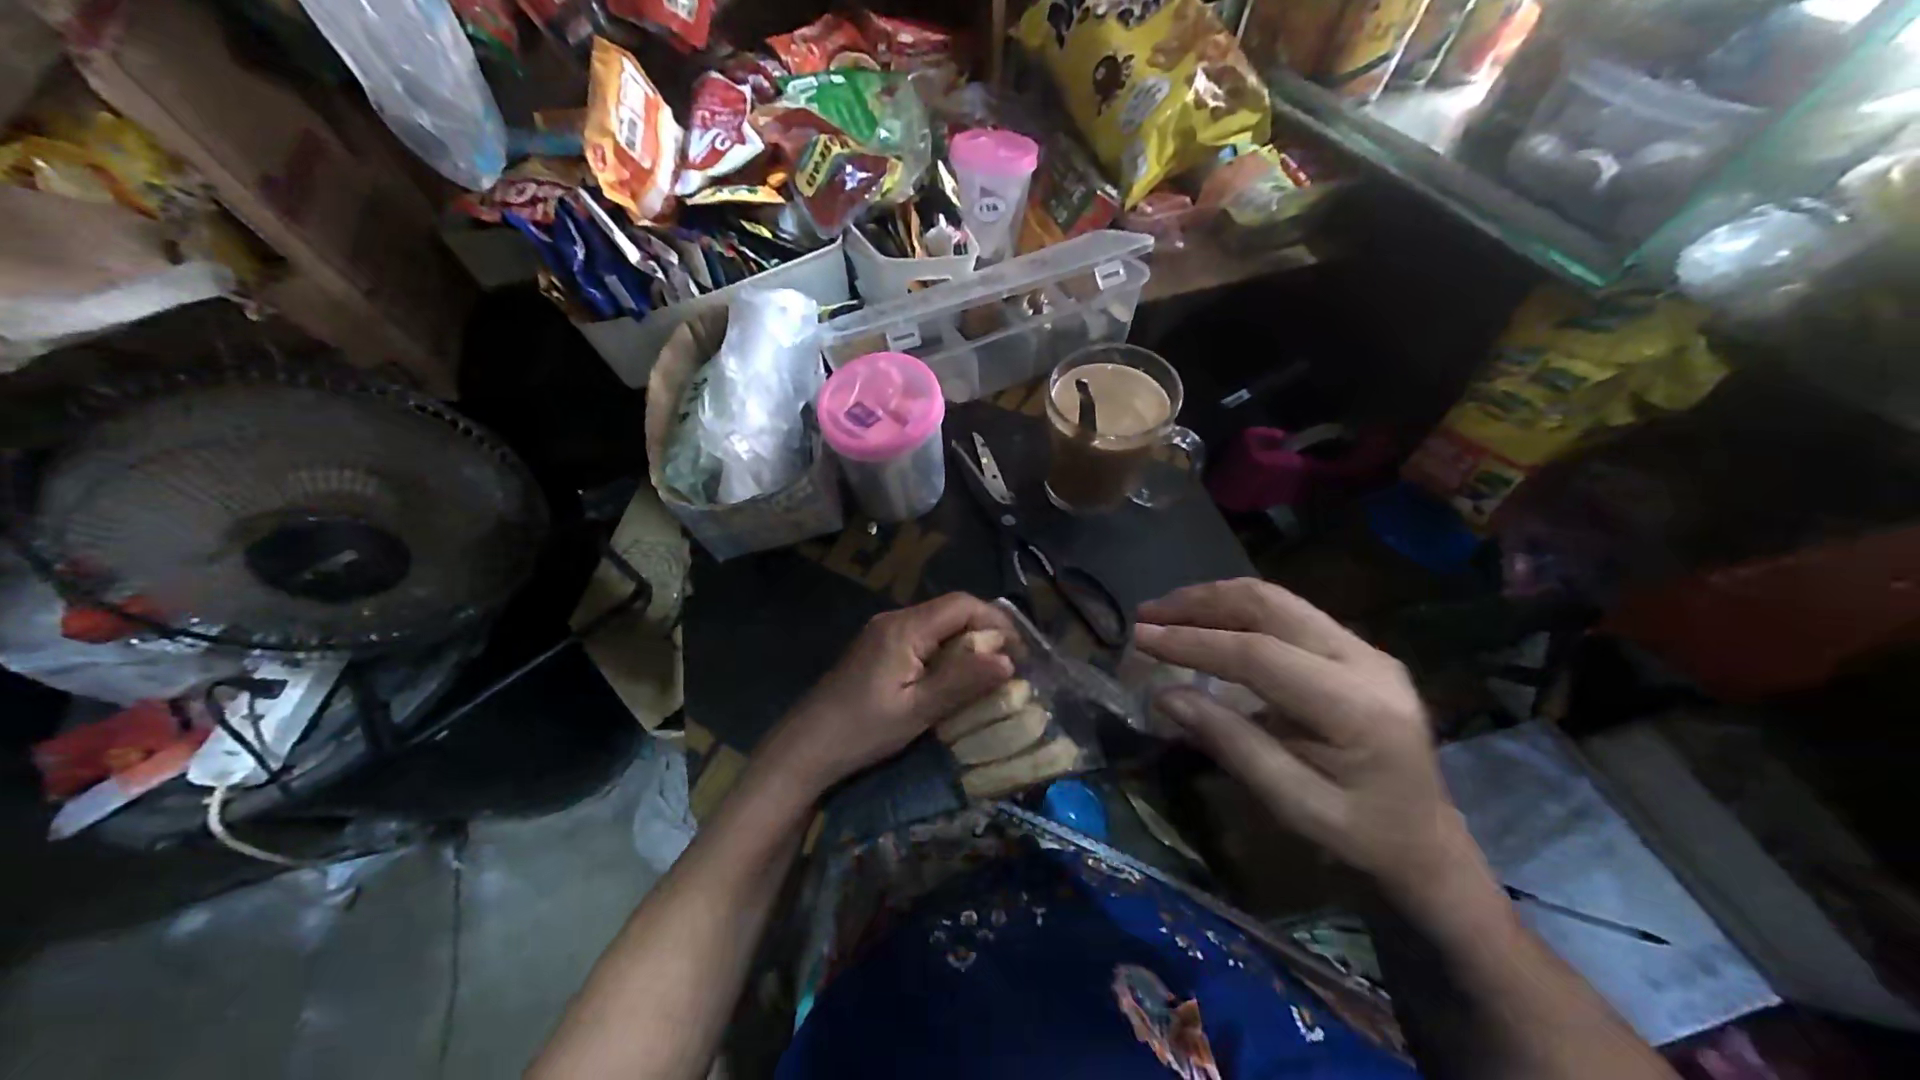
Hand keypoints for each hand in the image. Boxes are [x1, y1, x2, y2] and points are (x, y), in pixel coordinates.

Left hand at [765, 593, 1014, 793]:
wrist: (805, 747)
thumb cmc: (862, 730)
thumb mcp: (917, 710)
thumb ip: (962, 681)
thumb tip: (1007, 660)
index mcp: (904, 628)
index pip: (962, 604)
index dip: (996, 622)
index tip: (1020, 654)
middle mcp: (894, 619)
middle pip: (951, 610)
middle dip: (985, 632)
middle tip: (1009, 667)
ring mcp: (882, 632)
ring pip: (937, 624)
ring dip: (966, 643)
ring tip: (988, 674)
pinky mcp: (877, 648)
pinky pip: (922, 638)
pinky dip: (945, 652)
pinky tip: (953, 678)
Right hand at [1134, 579, 1472, 901]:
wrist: (1427, 842)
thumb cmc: (1361, 837)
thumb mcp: (1293, 806)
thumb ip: (1232, 745)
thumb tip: (1166, 696)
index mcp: (1358, 707)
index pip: (1259, 654)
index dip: (1194, 642)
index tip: (1141, 637)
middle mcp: (1367, 662)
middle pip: (1272, 606)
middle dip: (1201, 603)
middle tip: (1147, 613)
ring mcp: (1365, 650)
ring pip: (1279, 600)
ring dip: (1215, 599)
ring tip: (1165, 611)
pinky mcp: (1356, 650)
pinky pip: (1288, 614)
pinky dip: (1237, 611)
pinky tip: (1205, 622)